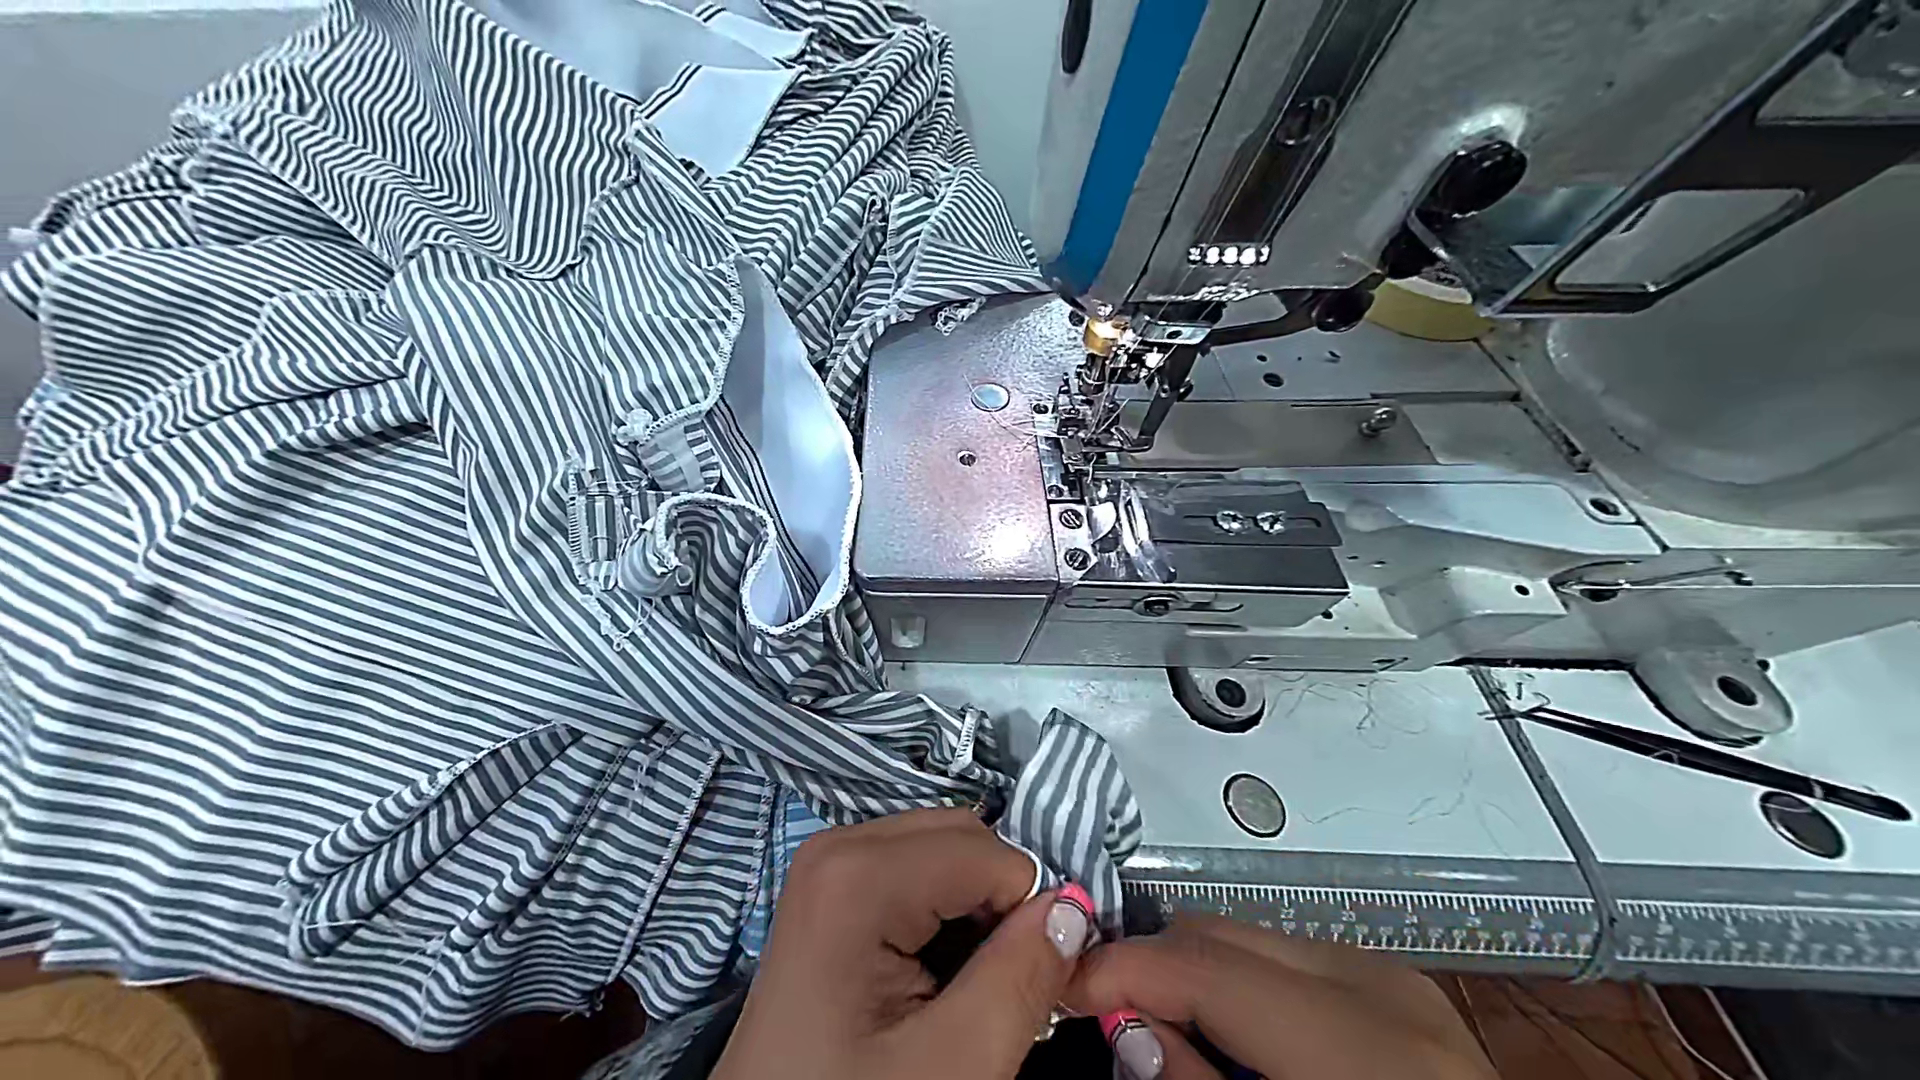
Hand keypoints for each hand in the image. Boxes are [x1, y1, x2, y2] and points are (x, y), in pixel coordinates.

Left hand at [713, 808, 1094, 1079]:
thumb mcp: (950, 1067)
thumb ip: (1020, 977)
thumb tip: (1073, 908)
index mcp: (859, 874)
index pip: (988, 854)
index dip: (1028, 912)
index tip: (1037, 980)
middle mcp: (840, 844)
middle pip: (964, 838)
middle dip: (1001, 901)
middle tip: (1000, 982)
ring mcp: (831, 859)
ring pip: (945, 847)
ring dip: (976, 905)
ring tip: (966, 982)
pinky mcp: (832, 881)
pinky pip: (916, 865)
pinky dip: (946, 907)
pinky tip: (935, 966)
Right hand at [1065, 918, 1496, 1079]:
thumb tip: (1126, 1025)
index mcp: (1369, 1040)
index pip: (1206, 962)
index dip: (1122, 967)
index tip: (1067, 982)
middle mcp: (1382, 985)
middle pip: (1216, 930)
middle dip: (1152, 963)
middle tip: (1110, 1011)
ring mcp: (1393, 978)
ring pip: (1244, 934)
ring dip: (1194, 970)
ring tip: (1172, 1025)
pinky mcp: (1396, 986)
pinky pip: (1282, 957)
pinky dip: (1240, 981)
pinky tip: (1235, 1030)